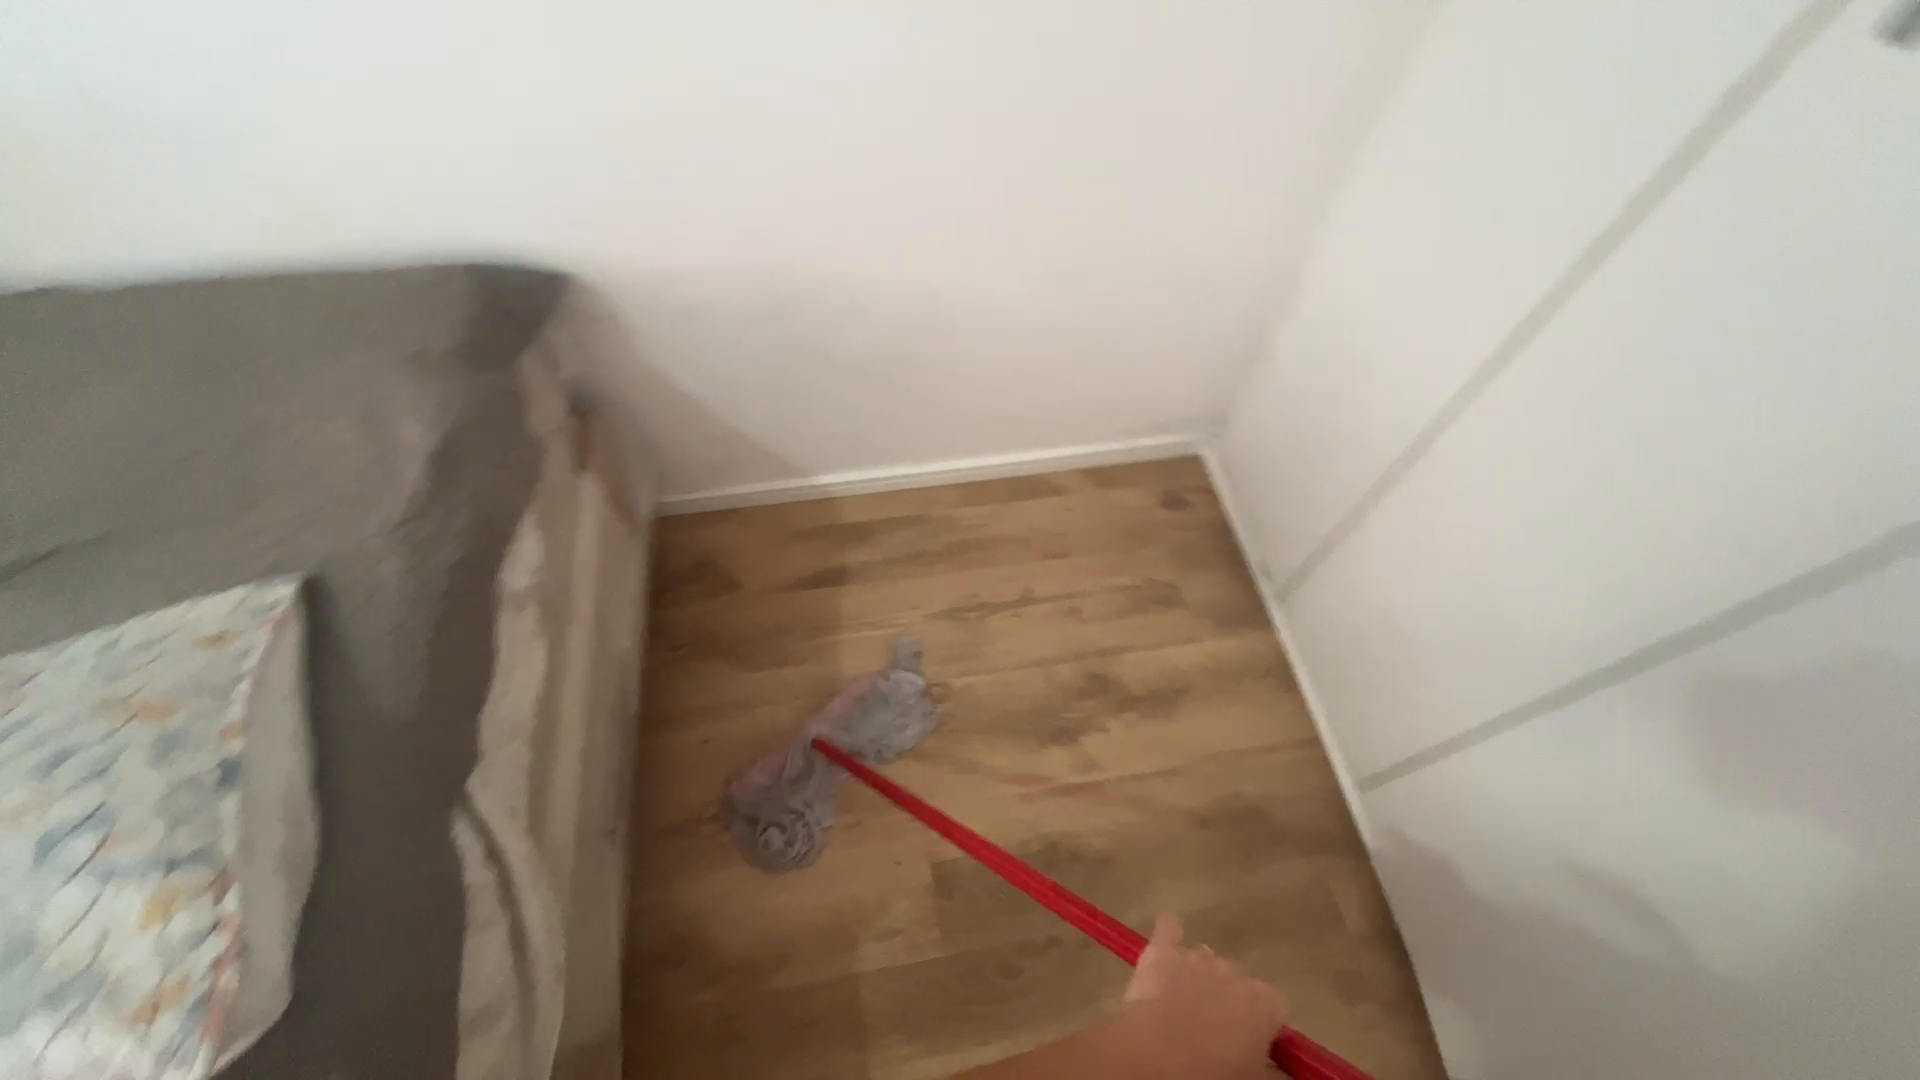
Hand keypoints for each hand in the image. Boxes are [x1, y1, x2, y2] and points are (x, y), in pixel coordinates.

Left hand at [1117, 913, 1286, 1077]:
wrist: (1160, 1056)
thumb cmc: (1211, 1072)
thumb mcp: (1252, 1077)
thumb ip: (1268, 1067)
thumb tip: (1274, 1068)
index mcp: (1263, 1004)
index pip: (1273, 1004)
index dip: (1260, 1021)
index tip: (1249, 1040)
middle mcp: (1233, 971)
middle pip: (1235, 979)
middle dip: (1225, 998)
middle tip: (1210, 1029)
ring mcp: (1197, 957)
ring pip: (1202, 959)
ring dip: (1196, 976)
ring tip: (1180, 1004)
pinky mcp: (1163, 950)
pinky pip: (1168, 929)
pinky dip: (1169, 932)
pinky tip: (1168, 931)